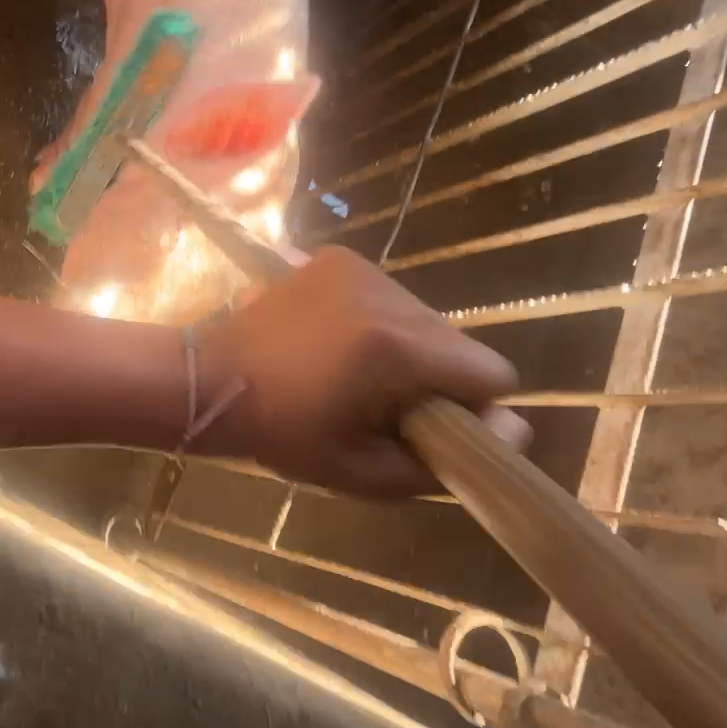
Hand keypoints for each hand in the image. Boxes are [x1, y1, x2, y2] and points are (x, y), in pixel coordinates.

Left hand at [197, 245, 527, 496]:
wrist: (211, 377)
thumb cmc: (284, 431)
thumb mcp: (365, 471)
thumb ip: (447, 460)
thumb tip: (515, 429)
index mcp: (396, 345)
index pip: (491, 372)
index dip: (473, 407)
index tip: (428, 424)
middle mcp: (385, 293)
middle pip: (456, 342)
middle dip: (437, 376)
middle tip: (382, 402)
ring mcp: (358, 268)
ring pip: (424, 317)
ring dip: (408, 347)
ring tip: (353, 372)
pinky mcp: (336, 257)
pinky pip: (388, 295)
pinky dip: (379, 320)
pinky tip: (337, 343)